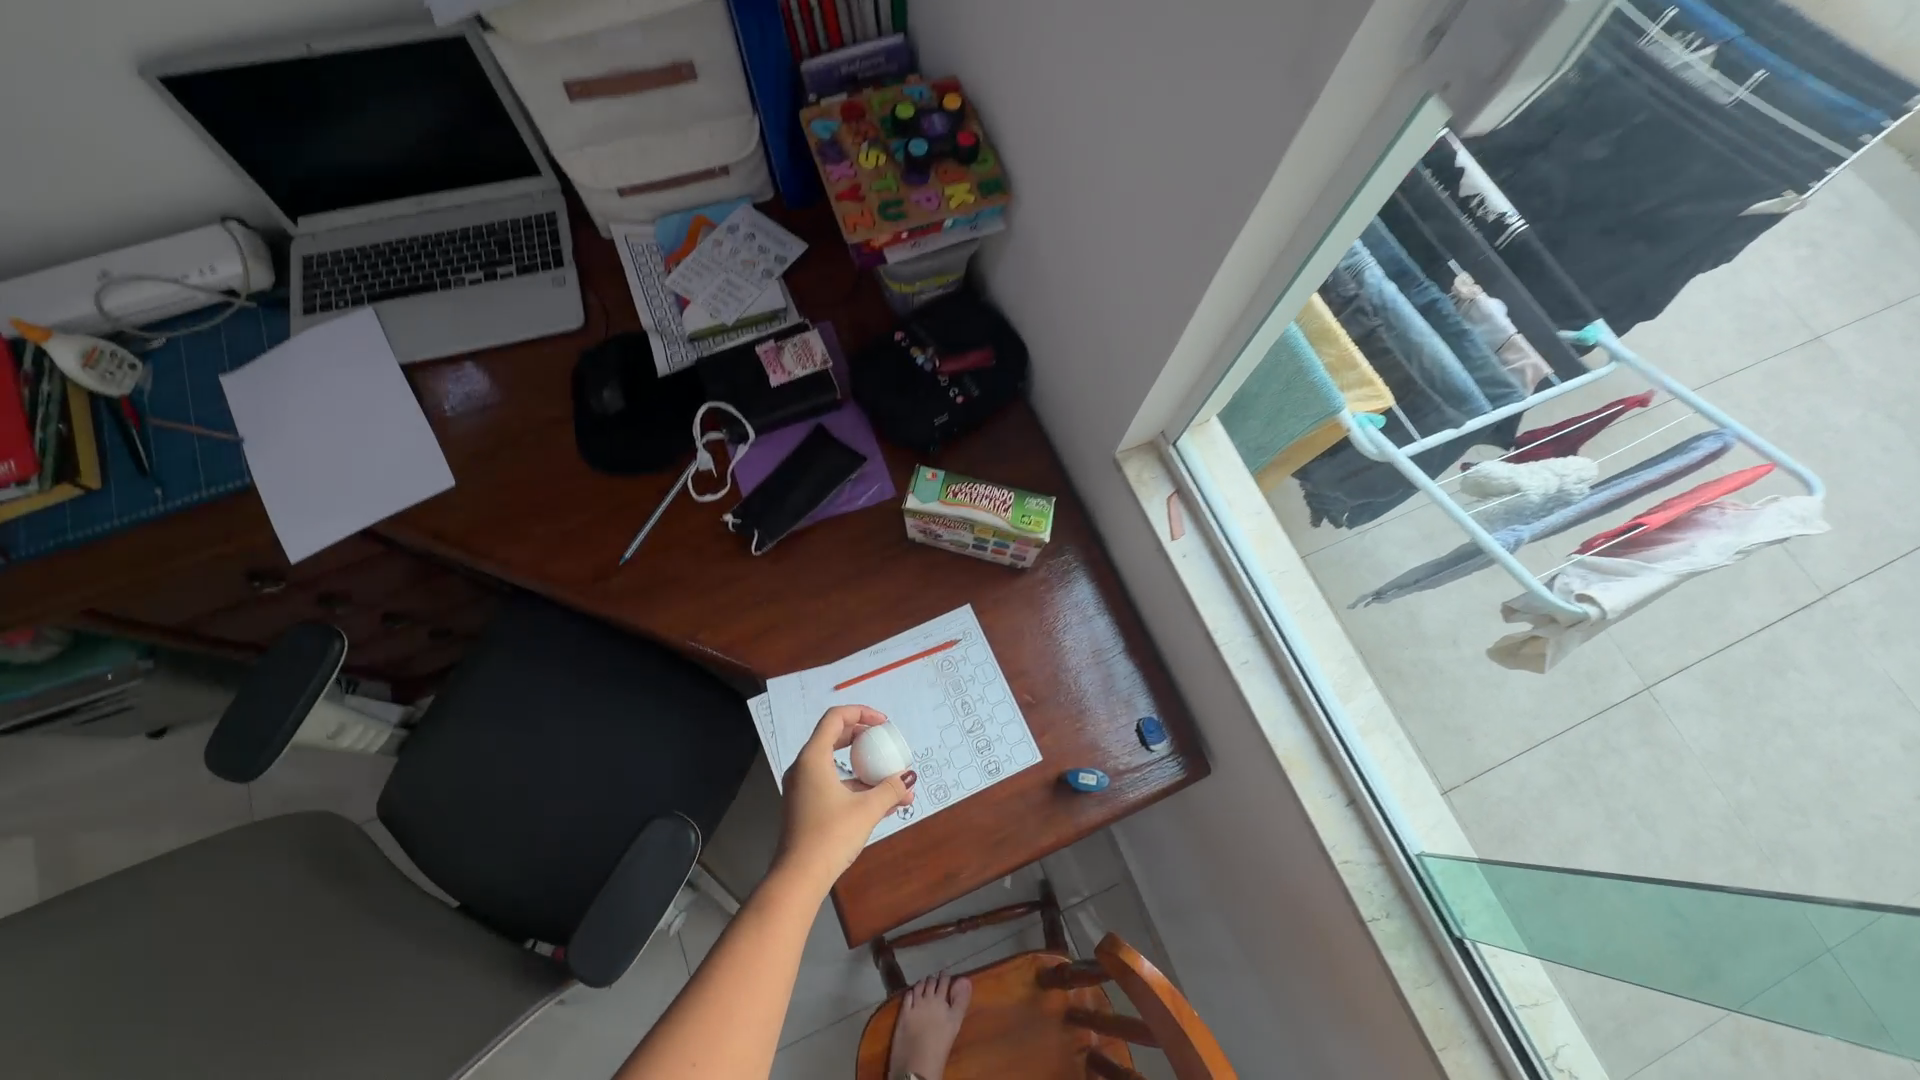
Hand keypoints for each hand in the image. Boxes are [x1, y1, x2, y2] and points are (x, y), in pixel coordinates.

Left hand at [775, 705, 916, 889]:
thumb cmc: (831, 835)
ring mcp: (802, 788)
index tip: (884, 724)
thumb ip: (890, 789)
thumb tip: (909, 778)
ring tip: (892, 782)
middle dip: (863, 738)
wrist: (799, 877)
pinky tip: (880, 803)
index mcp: (813, 758)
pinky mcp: (805, 806)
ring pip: (835, 764)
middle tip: (885, 743)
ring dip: (864, 768)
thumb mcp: (867, 809)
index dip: (861, 713)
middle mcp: (803, 767)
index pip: (835, 718)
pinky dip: (854, 785)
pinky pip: (832, 783)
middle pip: (834, 737)